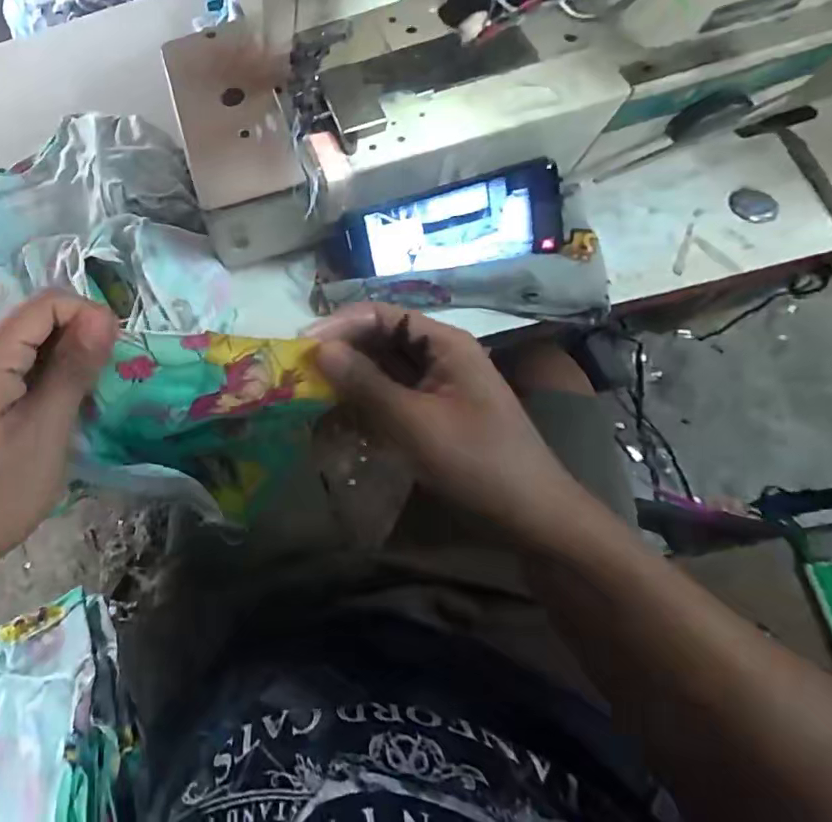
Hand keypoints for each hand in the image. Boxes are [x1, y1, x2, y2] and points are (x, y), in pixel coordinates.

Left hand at [0, 292, 117, 575]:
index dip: (88, 314)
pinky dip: (37, 375)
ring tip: (79, 399)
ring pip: (21, 342)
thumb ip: (73, 368)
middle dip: (75, 335)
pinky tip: (49, 410)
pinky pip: (7, 366)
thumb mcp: (45, 431)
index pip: (46, 302)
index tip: (113, 355)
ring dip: (58, 357)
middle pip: (32, 317)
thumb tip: (104, 316)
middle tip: (100, 382)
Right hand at [308, 303, 588, 540]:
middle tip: (299, 372)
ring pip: (383, 369)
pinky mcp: (434, 412)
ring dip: (350, 379)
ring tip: (312, 394)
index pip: (382, 315)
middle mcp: (441, 355)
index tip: (301, 347)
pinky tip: (341, 418)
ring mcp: (439, 384)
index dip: (339, 326)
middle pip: (381, 339)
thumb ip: (366, 384)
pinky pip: (392, 396)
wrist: (532, 516)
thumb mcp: (415, 422)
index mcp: (444, 343)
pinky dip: (366, 403)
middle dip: (341, 353)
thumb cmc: (477, 462)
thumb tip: (320, 349)